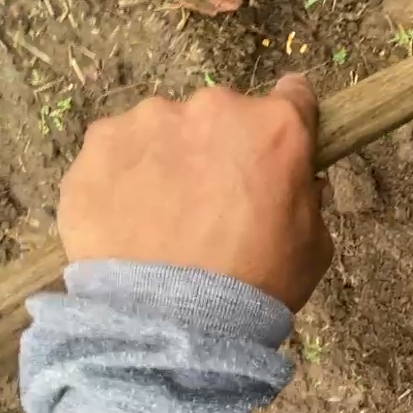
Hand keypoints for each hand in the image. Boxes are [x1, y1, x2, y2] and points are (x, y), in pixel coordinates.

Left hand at [58, 74, 332, 310]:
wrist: (174, 317)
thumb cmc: (259, 281)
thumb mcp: (315, 247)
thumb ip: (307, 200)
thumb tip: (296, 183)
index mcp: (275, 129)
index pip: (295, 95)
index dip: (294, 122)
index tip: (285, 147)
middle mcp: (212, 109)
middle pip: (226, 115)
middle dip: (227, 148)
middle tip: (223, 202)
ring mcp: (149, 121)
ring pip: (169, 130)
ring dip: (176, 159)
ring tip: (170, 218)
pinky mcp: (97, 144)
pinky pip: (122, 151)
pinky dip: (130, 176)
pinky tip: (136, 221)